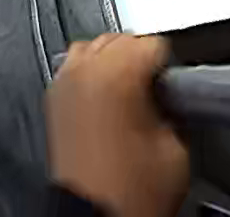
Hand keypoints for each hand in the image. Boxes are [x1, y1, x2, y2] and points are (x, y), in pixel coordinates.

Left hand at [46, 33, 189, 216]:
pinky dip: (89, 70)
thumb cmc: (130, 191)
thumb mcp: (175, 151)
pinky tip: (102, 91)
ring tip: (127, 84)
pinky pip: (73, 64)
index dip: (167, 62)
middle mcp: (87, 67)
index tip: (171, 78)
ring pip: (94, 45)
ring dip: (112, 58)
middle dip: (139, 56)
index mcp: (118, 74)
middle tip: (153, 83)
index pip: (151, 43)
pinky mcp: (54, 93)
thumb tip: (170, 97)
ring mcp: (66, 78)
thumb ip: (175, 111)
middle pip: (120, 38)